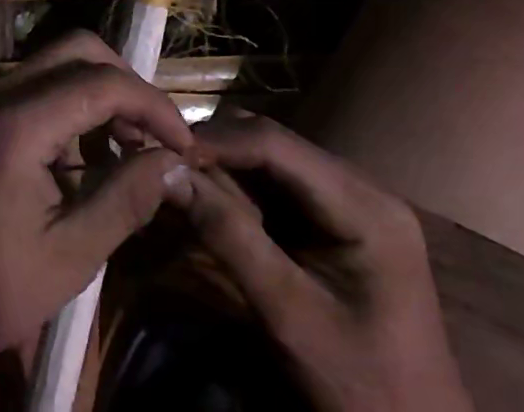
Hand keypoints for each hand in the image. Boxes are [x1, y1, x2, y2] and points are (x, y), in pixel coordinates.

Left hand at [0, 31, 196, 367]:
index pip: (100, 82)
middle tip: (156, 135)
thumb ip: (127, 197)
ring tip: (131, 146)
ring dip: (100, 91)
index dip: (152, 106)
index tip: (185, 146)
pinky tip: (91, 151)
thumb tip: (177, 162)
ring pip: (56, 62)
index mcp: (15, 124)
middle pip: (76, 50)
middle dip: (126, 83)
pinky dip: (73, 103)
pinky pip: (36, 85)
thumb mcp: (71, 253)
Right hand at [165, 118, 473, 411]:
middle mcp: (360, 187)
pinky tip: (208, 202)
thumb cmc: (358, 382)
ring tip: (178, 184)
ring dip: (221, 166)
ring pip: (267, 157)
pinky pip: (274, 183)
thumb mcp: (288, 312)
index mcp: (365, 205)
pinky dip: (236, 187)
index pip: (274, 143)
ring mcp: (348, 201)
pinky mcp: (333, 218)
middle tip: (163, 170)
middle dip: (214, 150)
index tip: (158, 153)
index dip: (213, 141)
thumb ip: (229, 236)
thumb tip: (166, 172)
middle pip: (270, 141)